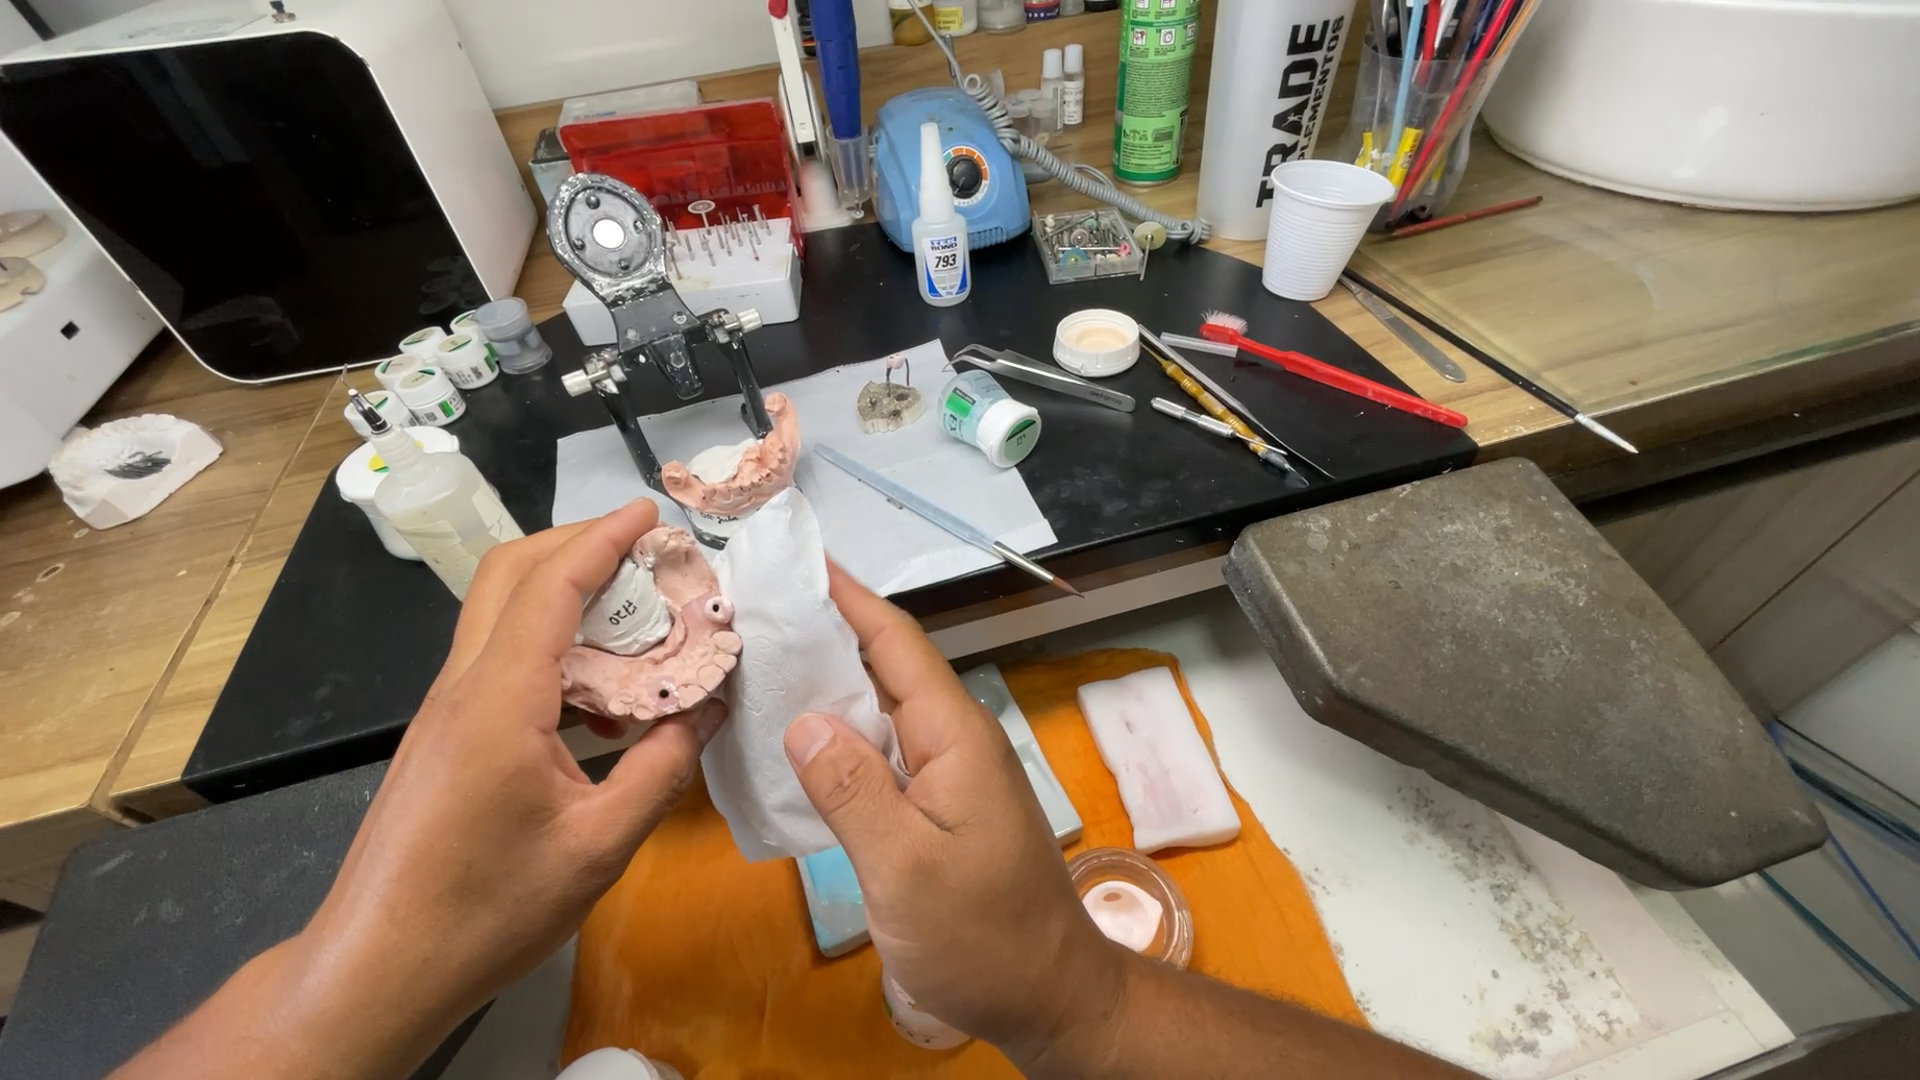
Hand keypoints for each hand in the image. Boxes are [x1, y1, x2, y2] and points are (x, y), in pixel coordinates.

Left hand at [297, 501, 725, 1060]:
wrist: (375, 973)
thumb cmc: (489, 909)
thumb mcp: (601, 844)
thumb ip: (664, 765)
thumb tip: (711, 708)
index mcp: (499, 700)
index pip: (551, 587)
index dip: (603, 538)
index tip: (650, 512)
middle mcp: (465, 686)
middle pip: (508, 574)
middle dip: (577, 541)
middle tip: (643, 547)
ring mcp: (449, 708)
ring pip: (500, 609)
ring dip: (566, 588)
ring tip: (635, 609)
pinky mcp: (448, 733)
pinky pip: (502, 655)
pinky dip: (555, 639)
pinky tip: (601, 690)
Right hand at [782, 565, 1124, 1064]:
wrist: (1044, 992)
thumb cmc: (981, 934)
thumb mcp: (906, 868)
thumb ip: (853, 790)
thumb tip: (803, 721)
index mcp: (953, 733)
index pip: (896, 643)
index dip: (850, 598)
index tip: (802, 563)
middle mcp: (953, 736)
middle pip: (887, 665)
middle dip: (830, 632)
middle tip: (762, 612)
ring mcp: (949, 768)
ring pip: (883, 706)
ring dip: (832, 682)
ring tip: (766, 662)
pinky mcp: (939, 799)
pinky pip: (884, 747)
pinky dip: (842, 733)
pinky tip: (801, 741)